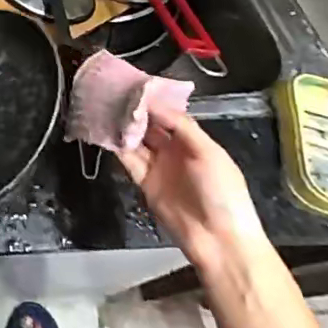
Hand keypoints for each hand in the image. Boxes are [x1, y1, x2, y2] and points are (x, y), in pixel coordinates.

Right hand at [118, 102, 265, 269]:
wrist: (219, 240)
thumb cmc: (222, 192)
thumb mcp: (209, 153)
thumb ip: (181, 126)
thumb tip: (154, 103)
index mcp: (194, 141)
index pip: (169, 114)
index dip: (153, 101)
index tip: (133, 86)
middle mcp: (175, 150)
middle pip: (150, 125)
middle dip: (134, 111)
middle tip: (114, 94)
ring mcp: (159, 167)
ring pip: (137, 140)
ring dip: (123, 127)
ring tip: (105, 108)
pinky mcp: (145, 183)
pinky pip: (128, 160)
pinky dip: (117, 147)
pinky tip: (106, 132)